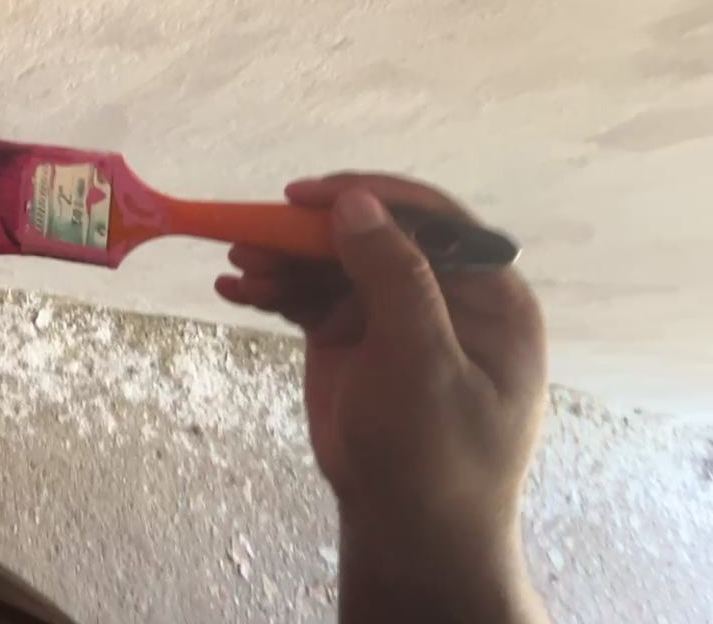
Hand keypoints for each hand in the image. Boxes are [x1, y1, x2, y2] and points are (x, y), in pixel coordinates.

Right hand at [216, 174, 547, 613]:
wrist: (403, 519)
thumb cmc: (432, 448)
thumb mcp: (418, 361)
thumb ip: (393, 278)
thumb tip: (354, 204)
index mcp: (483, 297)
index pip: (428, 221)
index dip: (365, 197)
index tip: (299, 196)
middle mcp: (435, 295)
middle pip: (360, 239)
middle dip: (301, 238)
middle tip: (247, 241)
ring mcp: (385, 314)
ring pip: (323, 264)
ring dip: (276, 262)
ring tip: (236, 271)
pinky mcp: (345, 332)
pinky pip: (301, 294)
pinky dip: (267, 290)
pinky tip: (232, 292)